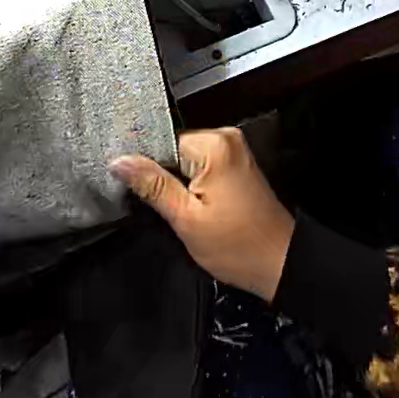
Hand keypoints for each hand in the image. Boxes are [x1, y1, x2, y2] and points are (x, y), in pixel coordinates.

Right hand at [111, 128, 294, 301]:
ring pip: (185, 156)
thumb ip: (152, 185)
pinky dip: (189, 180)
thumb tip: (118, 161)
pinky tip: (185, 201)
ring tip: (170, 204)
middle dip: (160, 173)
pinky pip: (200, 162)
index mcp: (214, 143)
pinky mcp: (235, 160)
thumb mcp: (186, 219)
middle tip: (150, 202)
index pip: (162, 143)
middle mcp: (225, 135)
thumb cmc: (235, 245)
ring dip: (174, 179)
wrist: (280, 262)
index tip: (131, 189)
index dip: (145, 167)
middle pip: (174, 147)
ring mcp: (233, 147)